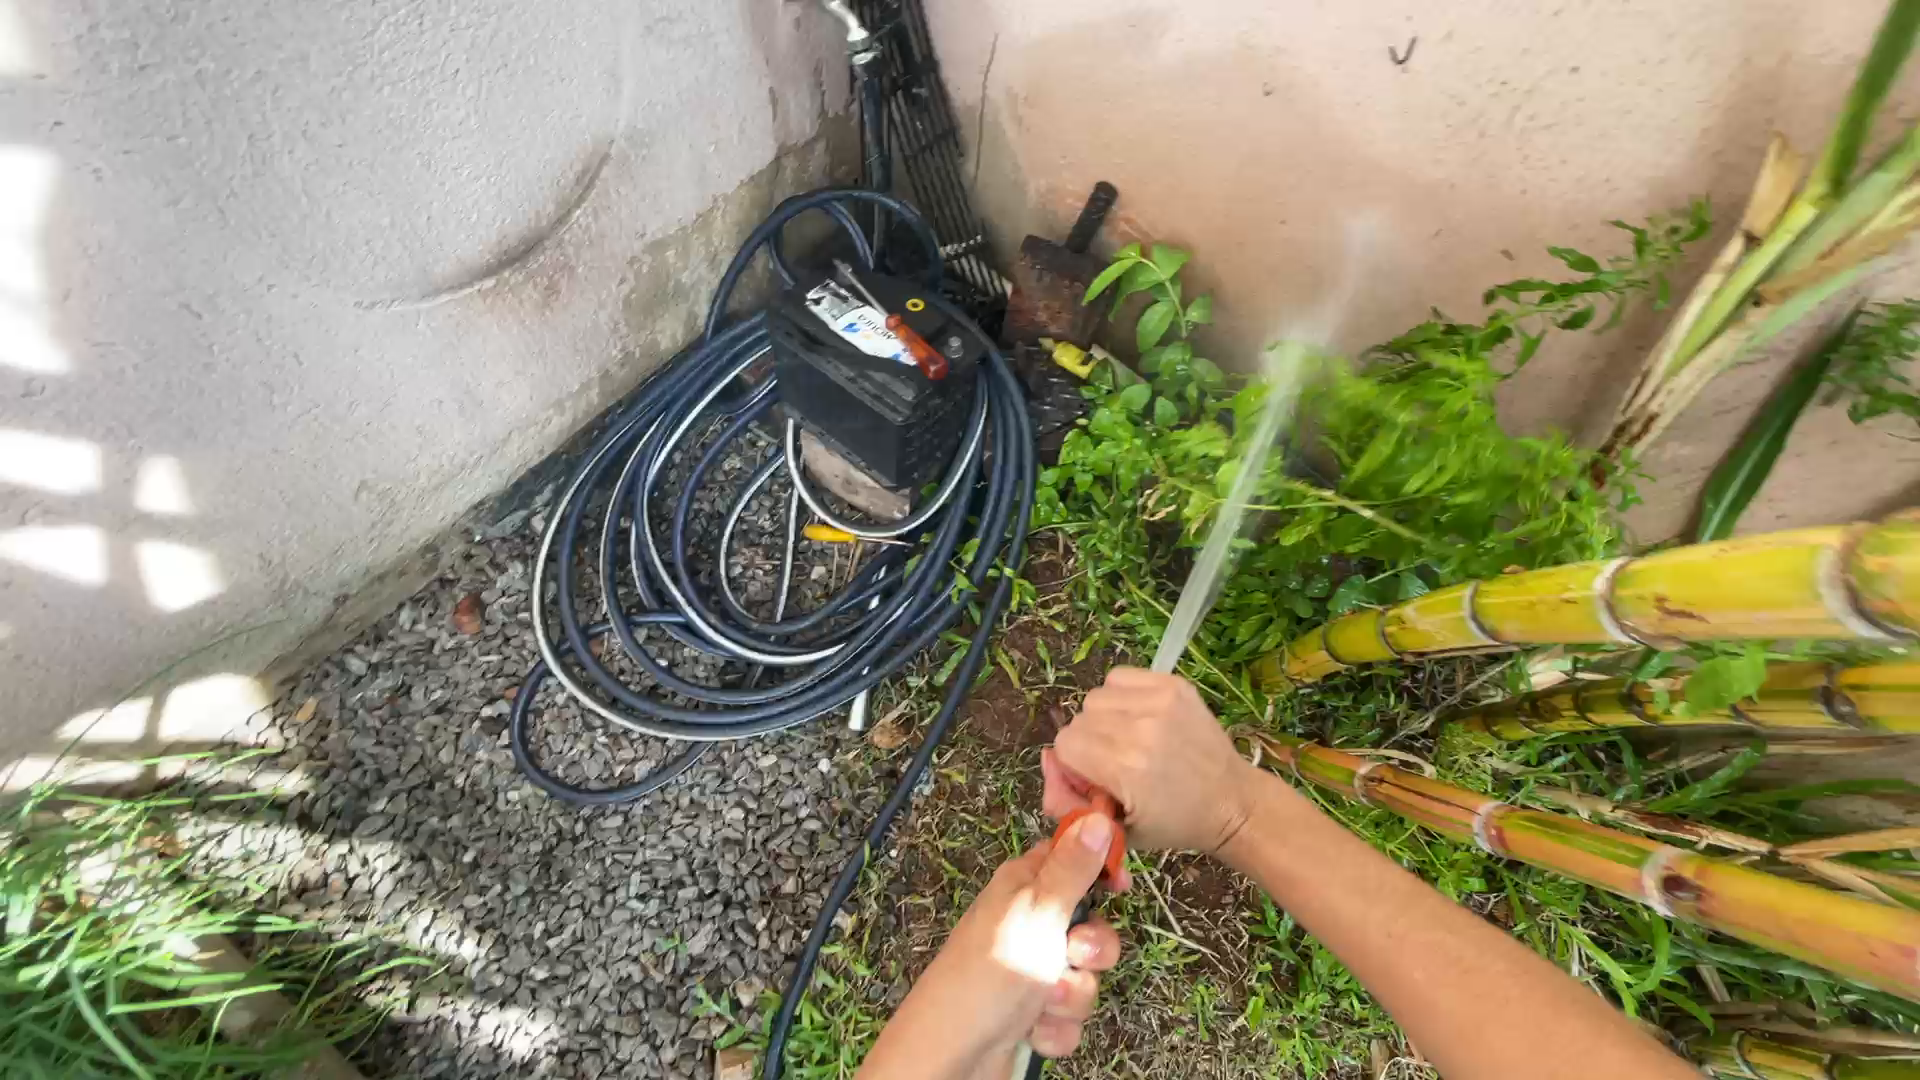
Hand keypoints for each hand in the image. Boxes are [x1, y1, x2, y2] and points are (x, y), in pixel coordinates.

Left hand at [856, 816, 1122, 1078]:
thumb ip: (1073, 867)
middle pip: (1090, 924)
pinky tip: (1032, 1030)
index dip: (1100, 869)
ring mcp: (1031, 969)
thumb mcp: (1038, 909)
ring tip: (1040, 1002)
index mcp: (1026, 884)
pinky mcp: (1032, 1012)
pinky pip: (1070, 1016)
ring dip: (1070, 996)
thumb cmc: (993, 970)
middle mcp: (1030, 922)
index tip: (1121, 887)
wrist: (954, 1055)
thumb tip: (1097, 816)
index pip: (1072, 857)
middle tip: (1072, 955)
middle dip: (1091, 951)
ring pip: (1084, 976)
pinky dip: (1056, 1028)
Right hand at [1044, 668, 1258, 858]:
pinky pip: (1119, 677)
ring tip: (1128, 738)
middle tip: (1115, 761)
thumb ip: (1067, 802)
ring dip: (1104, 718)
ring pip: (1096, 697)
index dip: (1075, 763)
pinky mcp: (1173, 684)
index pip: (1064, 744)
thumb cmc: (1173, 823)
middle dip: (1089, 741)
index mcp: (1126, 768)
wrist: (1232, 801)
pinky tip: (1139, 718)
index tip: (1097, 778)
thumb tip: (1046, 760)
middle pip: (1078, 719)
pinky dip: (1121, 696)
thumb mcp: (1115, 830)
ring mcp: (1160, 702)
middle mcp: (1141, 729)